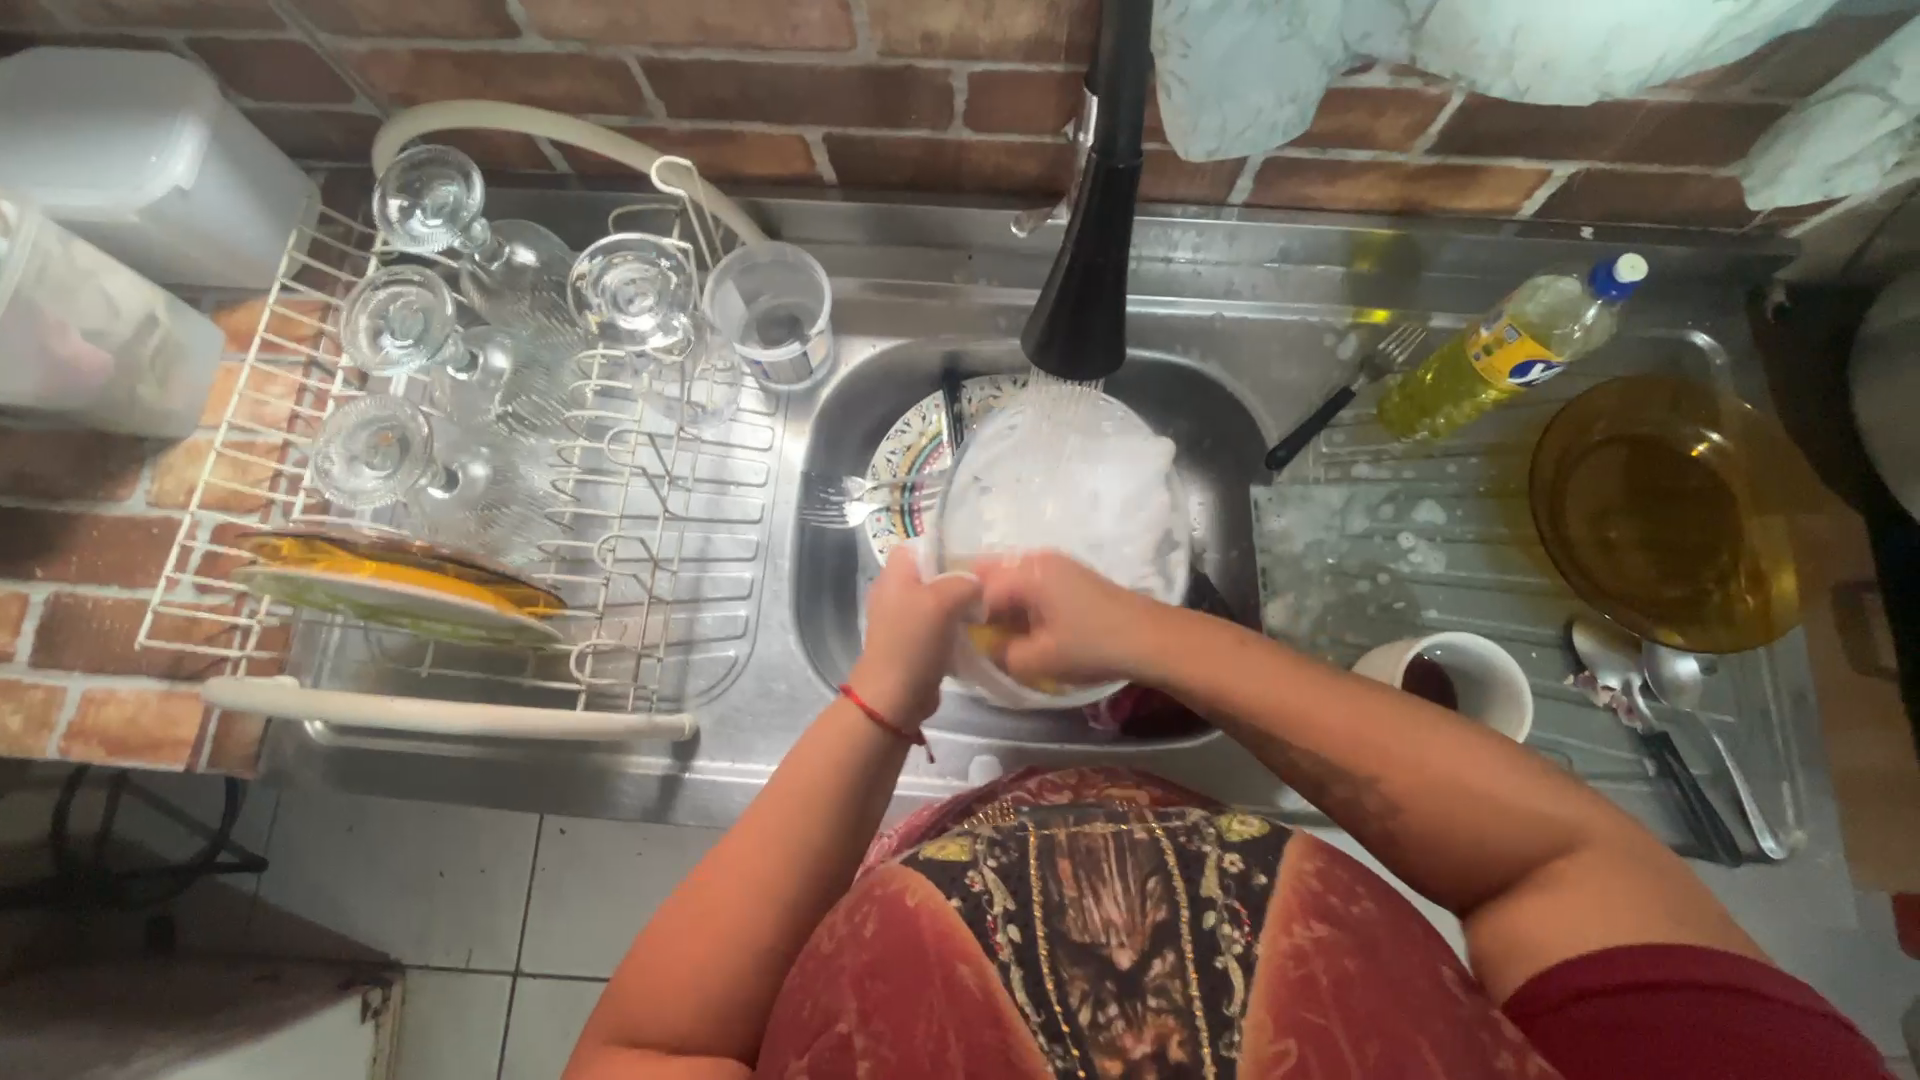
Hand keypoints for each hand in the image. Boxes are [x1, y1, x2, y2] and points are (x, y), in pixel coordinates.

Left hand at [845, 545, 981, 728]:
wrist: (894, 697)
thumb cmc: (913, 642)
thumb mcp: (943, 601)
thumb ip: (963, 582)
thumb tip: (975, 584)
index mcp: (894, 575)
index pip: (919, 545)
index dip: (944, 548)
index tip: (973, 559)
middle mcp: (895, 592)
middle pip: (931, 574)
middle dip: (958, 579)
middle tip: (985, 586)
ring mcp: (902, 619)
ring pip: (937, 602)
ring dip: (959, 607)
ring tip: (983, 609)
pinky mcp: (912, 643)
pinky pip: (938, 626)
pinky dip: (954, 629)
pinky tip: (973, 634)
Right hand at [969, 551, 1168, 686]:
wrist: (1151, 639)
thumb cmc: (1092, 646)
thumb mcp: (1038, 660)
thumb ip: (999, 655)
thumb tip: (981, 650)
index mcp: (1025, 572)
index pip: (974, 588)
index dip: (958, 614)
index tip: (950, 639)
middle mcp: (1035, 558)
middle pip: (987, 574)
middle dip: (971, 602)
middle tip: (962, 633)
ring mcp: (1054, 565)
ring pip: (1007, 578)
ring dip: (994, 603)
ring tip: (987, 633)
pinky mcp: (1067, 577)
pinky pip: (1026, 583)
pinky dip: (1015, 603)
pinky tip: (1016, 628)